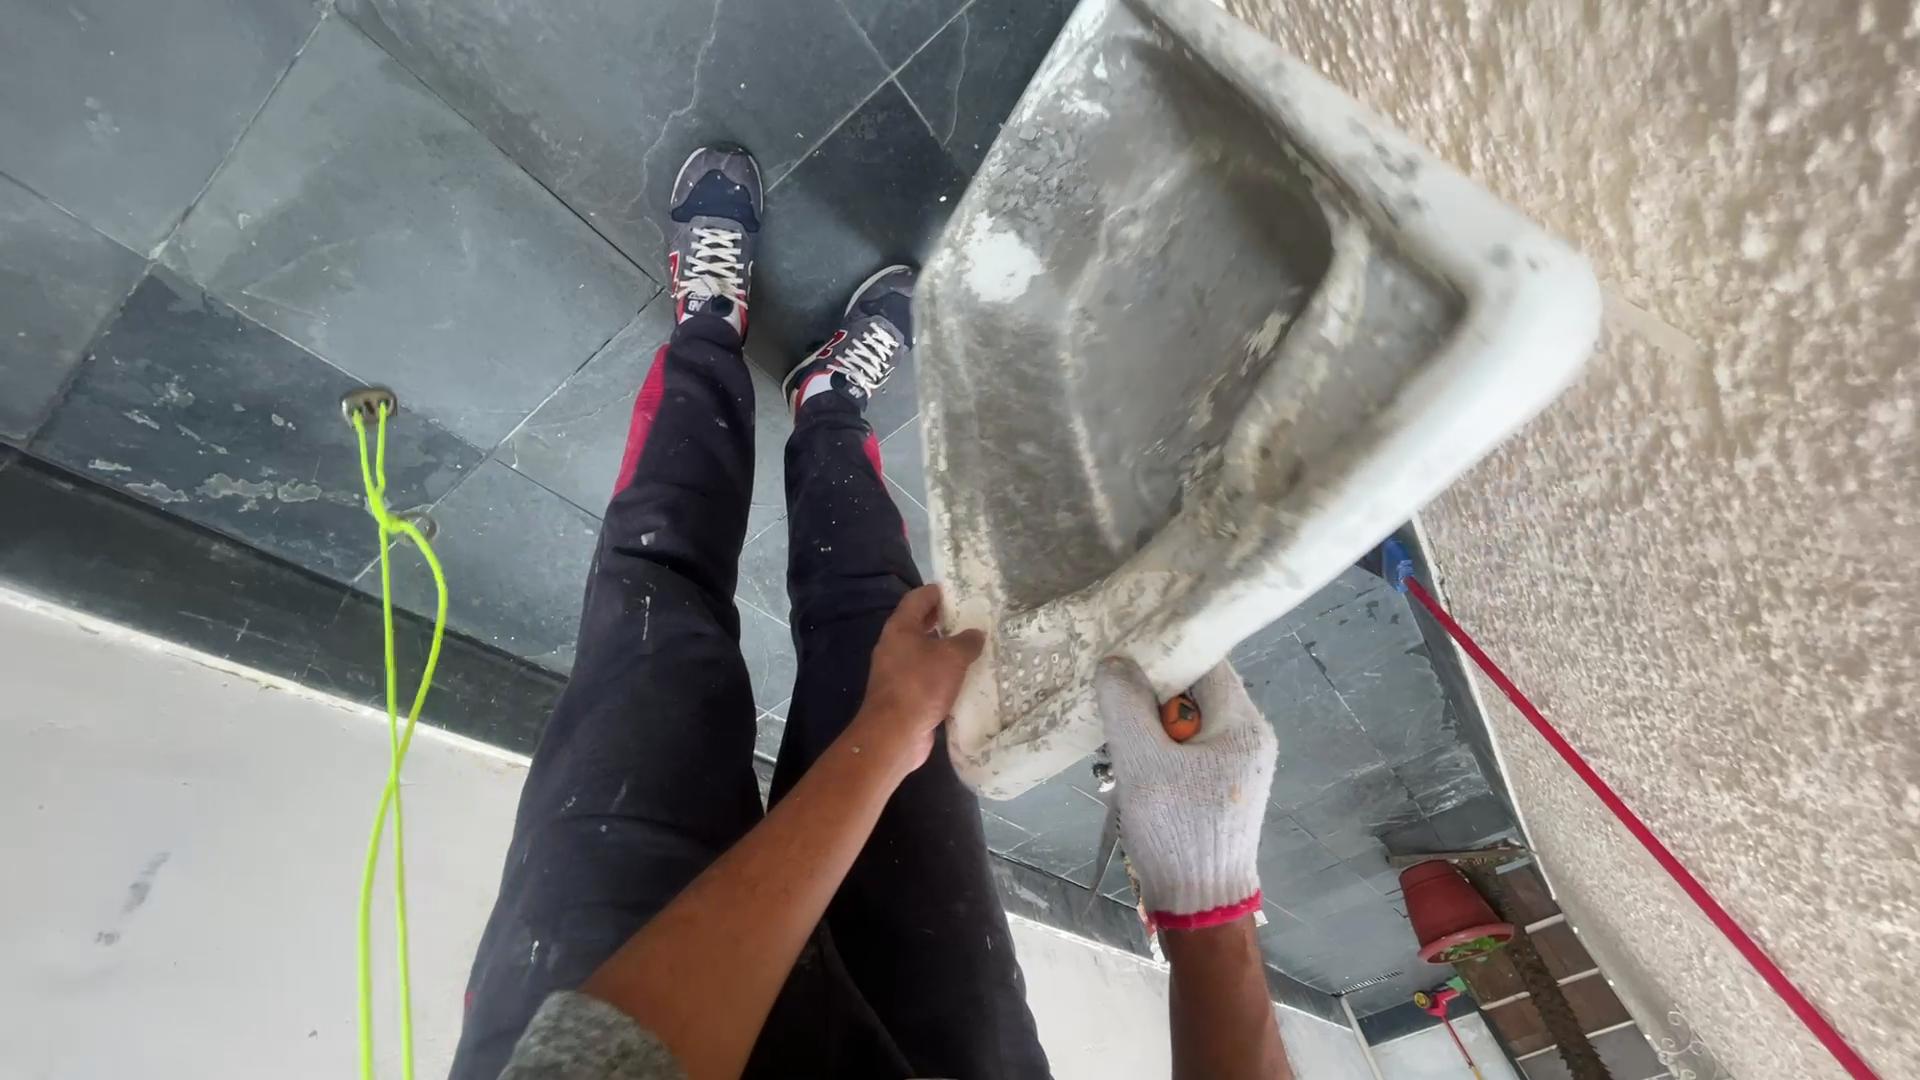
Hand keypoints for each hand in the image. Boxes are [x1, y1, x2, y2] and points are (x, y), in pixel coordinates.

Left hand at [846, 585, 984, 774]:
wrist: (895, 733)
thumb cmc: (921, 684)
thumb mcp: (952, 657)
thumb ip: (967, 641)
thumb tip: (976, 634)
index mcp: (900, 627)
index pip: (917, 599)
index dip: (936, 592)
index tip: (957, 590)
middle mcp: (894, 645)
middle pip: (919, 624)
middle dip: (942, 620)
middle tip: (970, 617)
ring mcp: (896, 671)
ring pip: (923, 651)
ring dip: (944, 648)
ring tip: (972, 646)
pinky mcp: (903, 694)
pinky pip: (925, 675)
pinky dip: (942, 673)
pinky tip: (963, 677)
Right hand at [1094, 657, 1275, 927]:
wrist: (1199, 909)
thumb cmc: (1177, 831)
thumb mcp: (1142, 762)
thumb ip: (1126, 704)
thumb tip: (1115, 662)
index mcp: (1242, 725)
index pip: (1205, 661)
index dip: (1165, 654)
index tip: (1124, 656)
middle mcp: (1247, 738)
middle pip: (1193, 690)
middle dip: (1150, 695)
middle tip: (1115, 708)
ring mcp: (1236, 764)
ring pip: (1184, 721)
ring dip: (1148, 727)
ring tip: (1121, 746)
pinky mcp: (1221, 786)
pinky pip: (1185, 748)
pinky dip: (1157, 749)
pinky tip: (1134, 768)